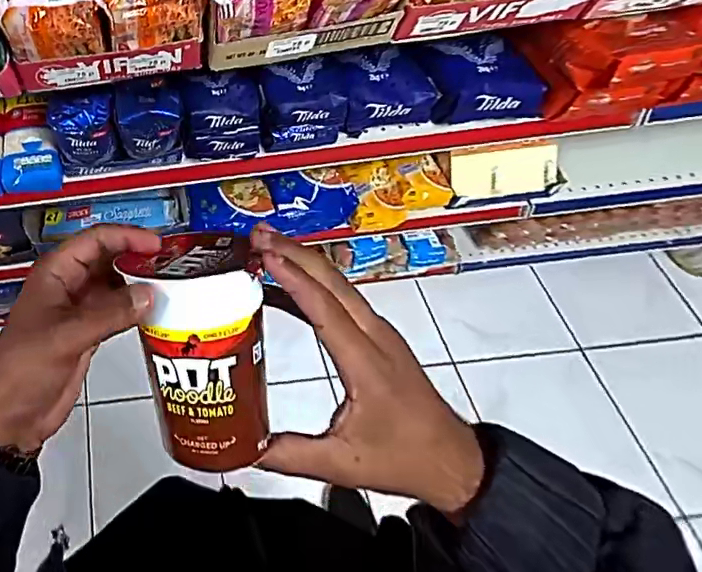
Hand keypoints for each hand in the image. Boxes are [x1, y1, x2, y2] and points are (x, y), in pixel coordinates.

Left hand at [0, 226, 162, 452]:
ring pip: (113, 281)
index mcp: (55, 272)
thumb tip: (148, 294)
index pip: (96, 239)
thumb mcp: (67, 336)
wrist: (10, 417)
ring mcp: (78, 307)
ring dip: (137, 281)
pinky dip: (134, 306)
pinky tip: (153, 310)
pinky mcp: (87, 329)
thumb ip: (110, 314)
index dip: (127, 237)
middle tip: (168, 261)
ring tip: (167, 282)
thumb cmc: (22, 369)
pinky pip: (116, 307)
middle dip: (136, 255)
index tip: (156, 244)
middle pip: (107, 256)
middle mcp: (68, 283)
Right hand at [251, 225, 485, 517]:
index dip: (293, 277)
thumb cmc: (407, 458)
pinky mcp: (378, 333)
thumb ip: (292, 454)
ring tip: (268, 246)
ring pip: (337, 281)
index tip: (266, 255)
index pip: (325, 307)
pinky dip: (314, 278)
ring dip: (303, 259)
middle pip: (331, 279)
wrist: (454, 461)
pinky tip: (289, 279)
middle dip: (293, 251)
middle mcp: (375, 335)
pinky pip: (342, 294)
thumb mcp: (345, 465)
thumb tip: (247, 449)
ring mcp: (379, 330)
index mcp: (367, 362)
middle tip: (258, 235)